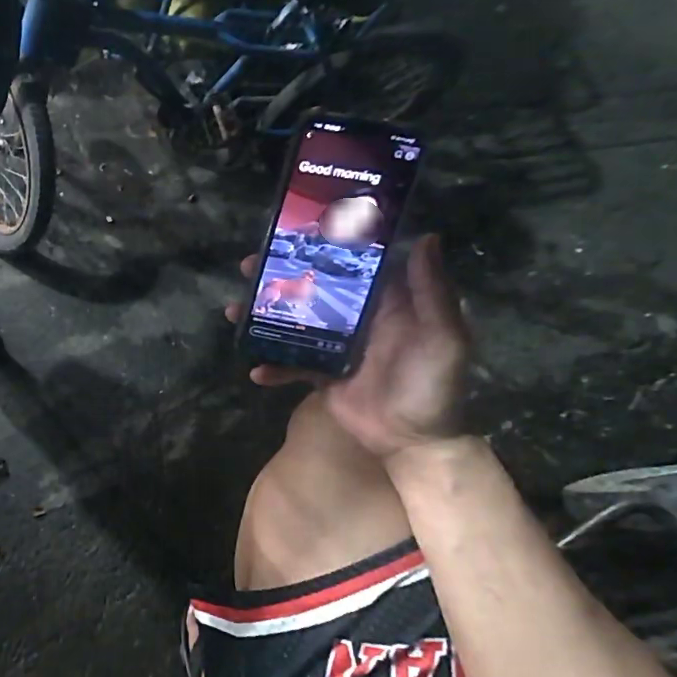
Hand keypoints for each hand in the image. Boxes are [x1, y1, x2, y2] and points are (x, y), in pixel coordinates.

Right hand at [227, 234, 470, 456]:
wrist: (414, 442)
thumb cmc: (432, 385)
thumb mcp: (443, 336)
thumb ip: (432, 291)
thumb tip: (427, 237)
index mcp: (386, 305)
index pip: (352, 267)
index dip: (324, 248)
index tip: (294, 234)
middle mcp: (356, 320)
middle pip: (312, 291)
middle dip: (278, 278)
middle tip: (247, 267)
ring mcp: (335, 348)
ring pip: (293, 324)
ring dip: (263, 317)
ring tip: (233, 312)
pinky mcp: (321, 375)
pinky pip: (291, 365)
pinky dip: (272, 368)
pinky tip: (255, 371)